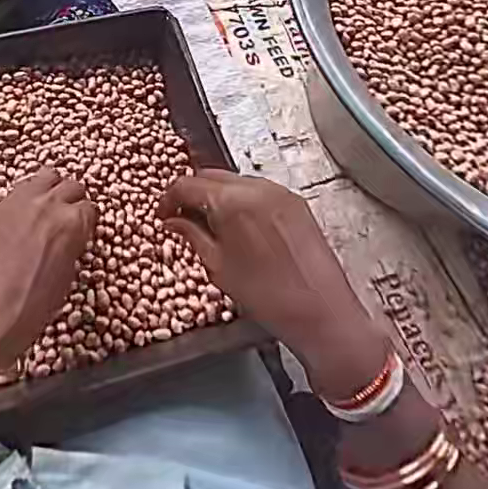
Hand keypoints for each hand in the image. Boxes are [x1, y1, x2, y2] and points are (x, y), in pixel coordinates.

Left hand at [0, 169, 94, 363]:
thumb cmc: (28, 307)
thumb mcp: (65, 278)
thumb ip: (72, 247)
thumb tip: (72, 238)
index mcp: (72, 223)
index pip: (90, 208)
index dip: (87, 222)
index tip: (84, 230)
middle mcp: (48, 204)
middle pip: (71, 186)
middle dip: (74, 201)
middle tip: (70, 218)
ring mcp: (21, 201)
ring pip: (47, 176)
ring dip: (52, 189)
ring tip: (50, 209)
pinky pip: (23, 187)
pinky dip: (30, 194)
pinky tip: (28, 213)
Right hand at [159, 170, 383, 390]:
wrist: (323, 313)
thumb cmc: (268, 296)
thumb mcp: (217, 266)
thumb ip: (192, 235)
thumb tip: (174, 221)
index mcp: (230, 202)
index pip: (187, 184)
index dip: (169, 198)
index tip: (164, 214)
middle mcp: (255, 188)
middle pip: (210, 176)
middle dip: (192, 193)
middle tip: (182, 217)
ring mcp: (278, 193)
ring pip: (234, 181)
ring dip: (216, 195)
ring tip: (210, 224)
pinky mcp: (295, 202)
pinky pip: (257, 191)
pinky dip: (241, 200)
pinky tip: (238, 226)